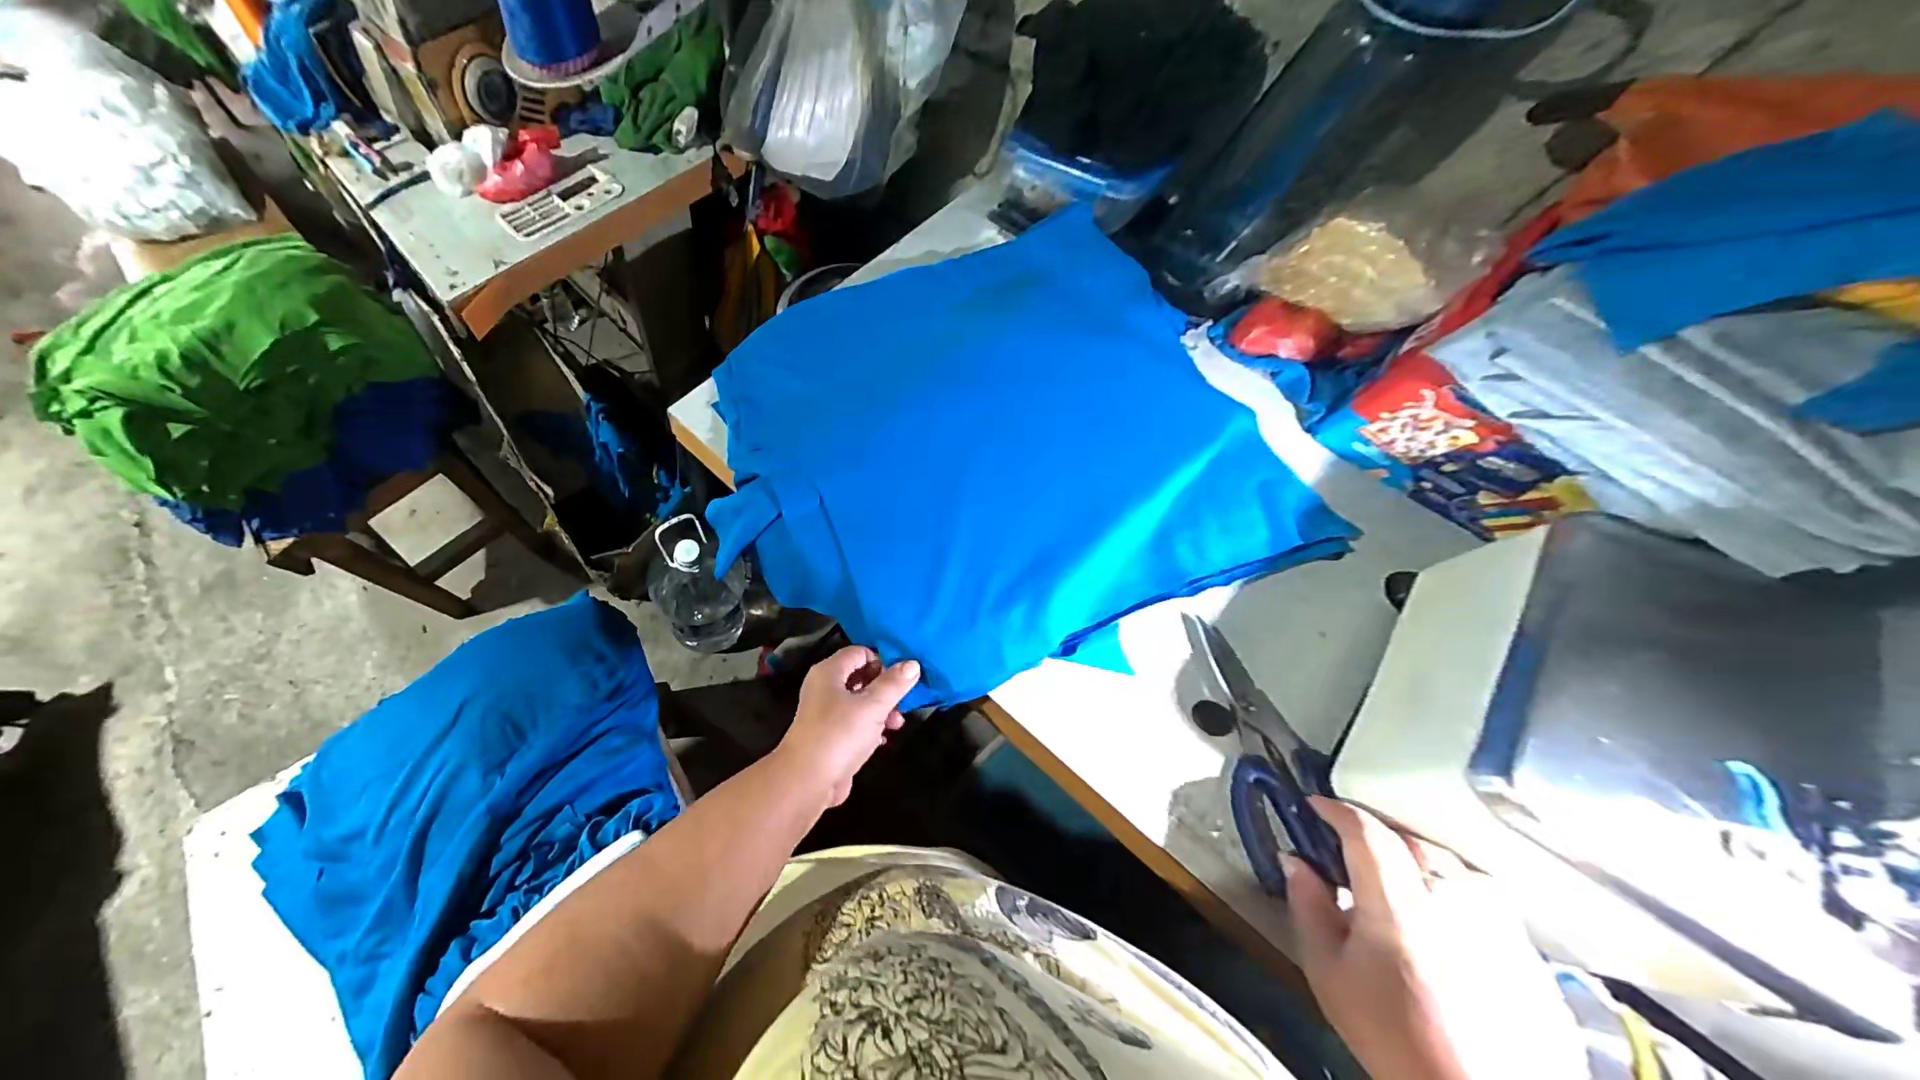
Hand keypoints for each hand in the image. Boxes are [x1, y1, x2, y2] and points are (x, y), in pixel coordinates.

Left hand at [771, 646, 918, 808]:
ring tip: (897, 723)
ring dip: (881, 709)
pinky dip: (870, 727)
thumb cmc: (840, 734)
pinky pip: (855, 723)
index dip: (881, 659)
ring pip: (860, 702)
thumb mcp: (873, 705)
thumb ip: (894, 684)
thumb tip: (912, 664)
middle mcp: (824, 688)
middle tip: (903, 699)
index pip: (858, 652)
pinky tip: (882, 738)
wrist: (807, 780)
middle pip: (860, 676)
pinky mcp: (830, 735)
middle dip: (885, 687)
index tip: (902, 675)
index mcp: (829, 672)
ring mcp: (826, 713)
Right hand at [1288, 797, 1586, 1079]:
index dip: (1335, 810)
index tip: (1315, 806)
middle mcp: (1454, 896)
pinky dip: (1450, 892)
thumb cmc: (1393, 1037)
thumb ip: (1308, 906)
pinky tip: (1439, 922)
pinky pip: (1480, 896)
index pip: (1365, 829)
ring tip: (1394, 882)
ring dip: (1413, 859)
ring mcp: (1498, 919)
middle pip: (1407, 837)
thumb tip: (1296, 861)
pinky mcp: (1527, 946)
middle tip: (1347, 849)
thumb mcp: (1328, 973)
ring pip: (1447, 862)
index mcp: (1399, 900)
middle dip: (1373, 833)